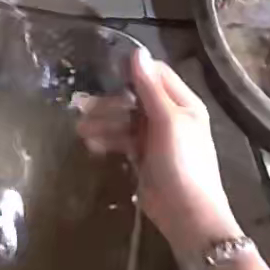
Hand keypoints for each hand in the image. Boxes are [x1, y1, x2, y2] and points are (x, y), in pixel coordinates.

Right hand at [78, 48, 240, 257]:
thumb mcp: (167, 122)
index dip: (132, 71)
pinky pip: (120, 138)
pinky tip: (91, 145)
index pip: (155, 74)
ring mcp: (155, 136)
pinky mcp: (142, 155)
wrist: (188, 218)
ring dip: (101, 122)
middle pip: (133, 96)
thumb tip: (137, 51)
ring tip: (80, 130)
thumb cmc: (182, 164)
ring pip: (123, 118)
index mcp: (182, 104)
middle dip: (108, 102)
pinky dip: (106, 139)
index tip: (108, 73)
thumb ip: (150, 87)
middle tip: (82, 106)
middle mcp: (169, 116)